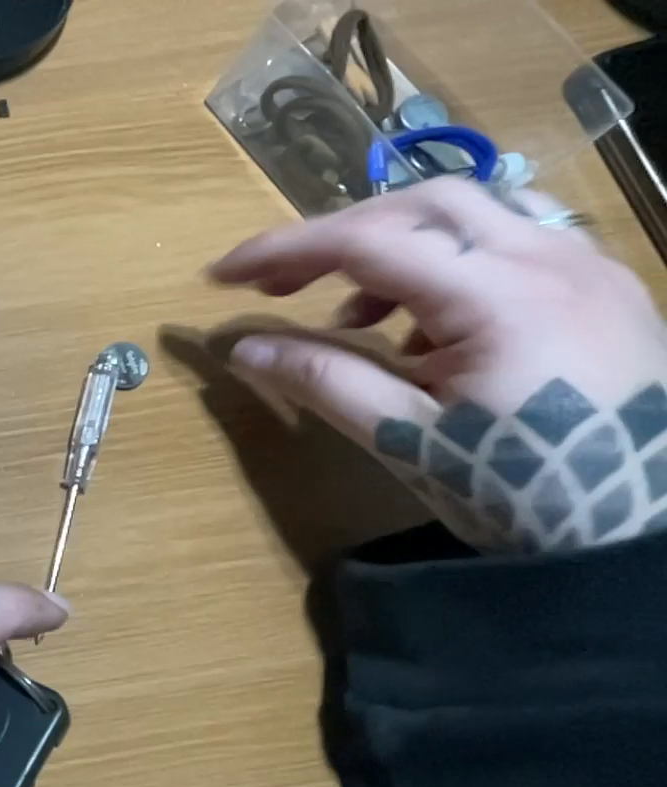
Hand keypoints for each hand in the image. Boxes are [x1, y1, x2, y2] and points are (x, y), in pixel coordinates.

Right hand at [209, 177, 666, 553]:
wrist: (638, 524)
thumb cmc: (513, 484)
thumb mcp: (400, 437)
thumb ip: (321, 380)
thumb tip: (242, 348)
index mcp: (497, 297)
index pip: (369, 242)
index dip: (283, 250)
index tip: (220, 275)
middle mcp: (549, 259)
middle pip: (423, 204)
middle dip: (335, 235)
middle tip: (273, 283)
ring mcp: (584, 268)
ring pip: (471, 215)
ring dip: (390, 246)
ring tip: (346, 313)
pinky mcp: (597, 288)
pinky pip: (507, 245)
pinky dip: (439, 266)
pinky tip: (416, 326)